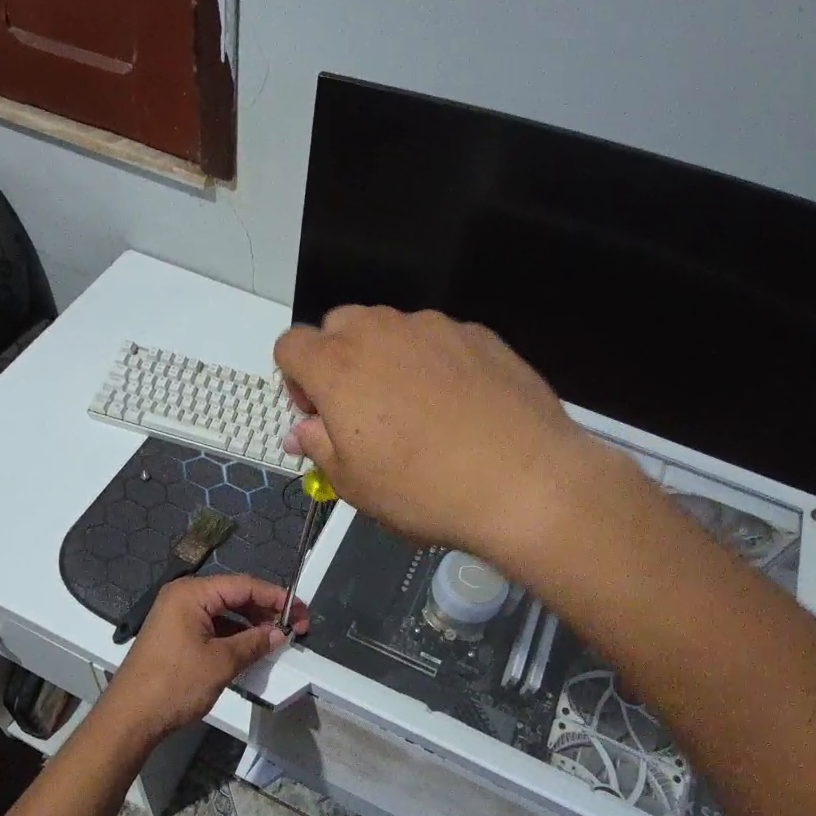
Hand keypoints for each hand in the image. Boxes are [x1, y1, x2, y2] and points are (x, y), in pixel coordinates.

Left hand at [101, 575, 308, 742]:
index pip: (243, 585)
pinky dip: (234, 636)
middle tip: (295, 628)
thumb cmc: (175, 684)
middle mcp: (184, 597)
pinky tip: (253, 649)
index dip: (276, 597)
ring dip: (251, 625)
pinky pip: (213, 627)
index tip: (301, 613)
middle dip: (265, 611)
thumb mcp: (221, 662)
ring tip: (278, 640)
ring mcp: (177, 617)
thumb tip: (280, 633)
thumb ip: (254, 643)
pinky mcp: (176, 636)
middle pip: (234, 595)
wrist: (130, 718)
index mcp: (192, 594)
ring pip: (225, 613)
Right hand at [274, 307, 619, 562]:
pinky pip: (438, 340)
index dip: (294, 379)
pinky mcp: (479, 335)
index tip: (318, 415)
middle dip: (337, 360)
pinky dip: (434, 363)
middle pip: (338, 325)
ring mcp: (435, 328)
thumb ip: (319, 447)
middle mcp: (381, 332)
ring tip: (415, 410)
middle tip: (361, 411)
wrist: (526, 481)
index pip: (290, 344)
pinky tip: (458, 407)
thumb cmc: (424, 490)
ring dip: (386, 358)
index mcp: (338, 367)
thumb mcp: (355, 485)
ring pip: (391, 329)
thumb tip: (302, 430)